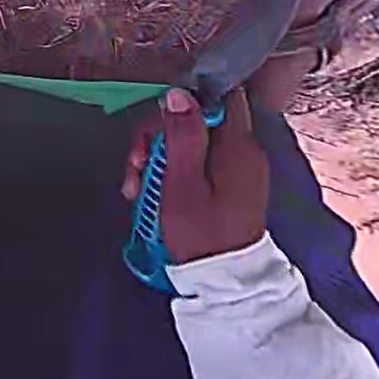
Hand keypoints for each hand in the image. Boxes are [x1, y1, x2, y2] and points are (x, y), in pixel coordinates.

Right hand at [122, 87, 269, 261]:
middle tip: (136, 164)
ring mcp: (237, 168)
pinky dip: (170, 171)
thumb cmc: (201, 233)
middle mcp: (243, 150)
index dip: (188, 97)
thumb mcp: (183, 183)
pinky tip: (150, 191)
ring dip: (157, 156)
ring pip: (190, 141)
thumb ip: (182, 136)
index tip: (159, 118)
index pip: (220, 96)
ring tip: (135, 186)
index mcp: (238, 145)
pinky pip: (195, 162)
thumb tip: (178, 93)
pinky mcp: (227, 185)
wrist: (225, 285)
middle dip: (158, 135)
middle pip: (196, 119)